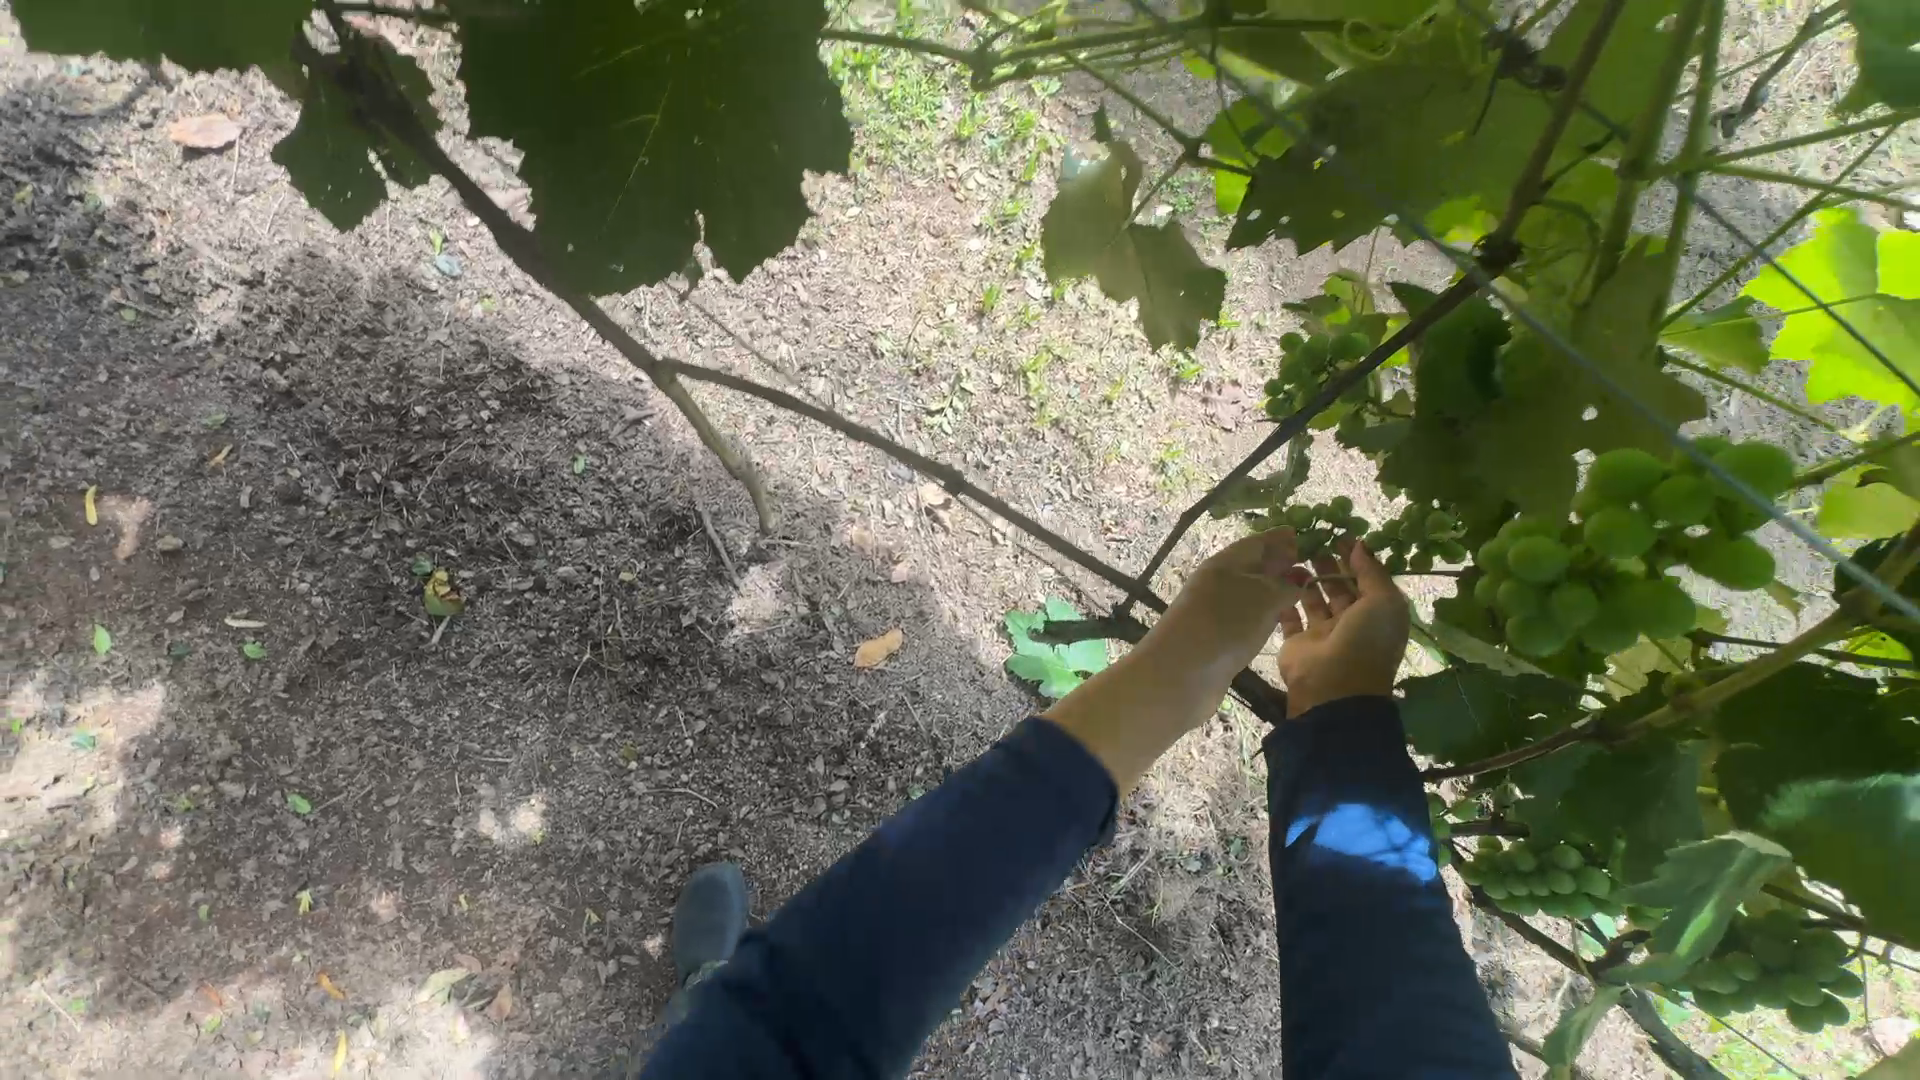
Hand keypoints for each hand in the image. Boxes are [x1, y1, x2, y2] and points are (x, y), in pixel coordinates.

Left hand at [1133, 527, 1301, 689]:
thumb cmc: (1224, 624)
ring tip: (1303, 587)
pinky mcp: (1218, 636)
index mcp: (1225, 563)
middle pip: (1253, 566)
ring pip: (1251, 592)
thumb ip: (1284, 585)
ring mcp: (1217, 610)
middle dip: (1279, 561)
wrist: (1181, 672)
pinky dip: (1266, 611)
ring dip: (1274, 587)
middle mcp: (1219, 582)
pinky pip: (1247, 615)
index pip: (1256, 543)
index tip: (1304, 534)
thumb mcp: (1262, 596)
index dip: (1279, 538)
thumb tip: (1295, 581)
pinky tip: (1281, 617)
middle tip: (1310, 560)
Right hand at [1276, 540, 1409, 717]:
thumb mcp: (1383, 601)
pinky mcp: (1297, 640)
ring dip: (1305, 579)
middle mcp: (1350, 622)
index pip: (1365, 580)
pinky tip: (1278, 578)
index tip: (1338, 535)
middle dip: (1327, 565)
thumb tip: (1360, 544)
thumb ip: (1371, 571)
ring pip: (1313, 599)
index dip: (1354, 559)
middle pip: (1338, 588)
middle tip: (1312, 541)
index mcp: (1377, 614)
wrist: (1333, 686)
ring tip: (1292, 556)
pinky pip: (1289, 615)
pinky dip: (1284, 598)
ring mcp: (1322, 632)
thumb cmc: (1366, 640)